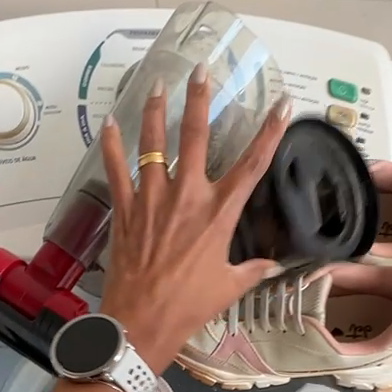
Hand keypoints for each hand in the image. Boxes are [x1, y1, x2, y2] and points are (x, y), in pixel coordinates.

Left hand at [97, 68, 292, 364]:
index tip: (281, 105)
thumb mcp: (229, 288)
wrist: (143, 322)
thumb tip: (269, 264)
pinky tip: (110, 122)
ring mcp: (153, 199)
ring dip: (157, 110)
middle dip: (200, 98)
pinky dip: (112, 145)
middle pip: (196, 136)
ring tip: (158, 83)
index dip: (270, 132)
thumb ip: (251, 270)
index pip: (253, 165)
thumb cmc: (189, 307)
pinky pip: (116, 169)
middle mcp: (187, 197)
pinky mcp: (126, 209)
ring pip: (154, 144)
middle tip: (201, 69)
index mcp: (219, 214)